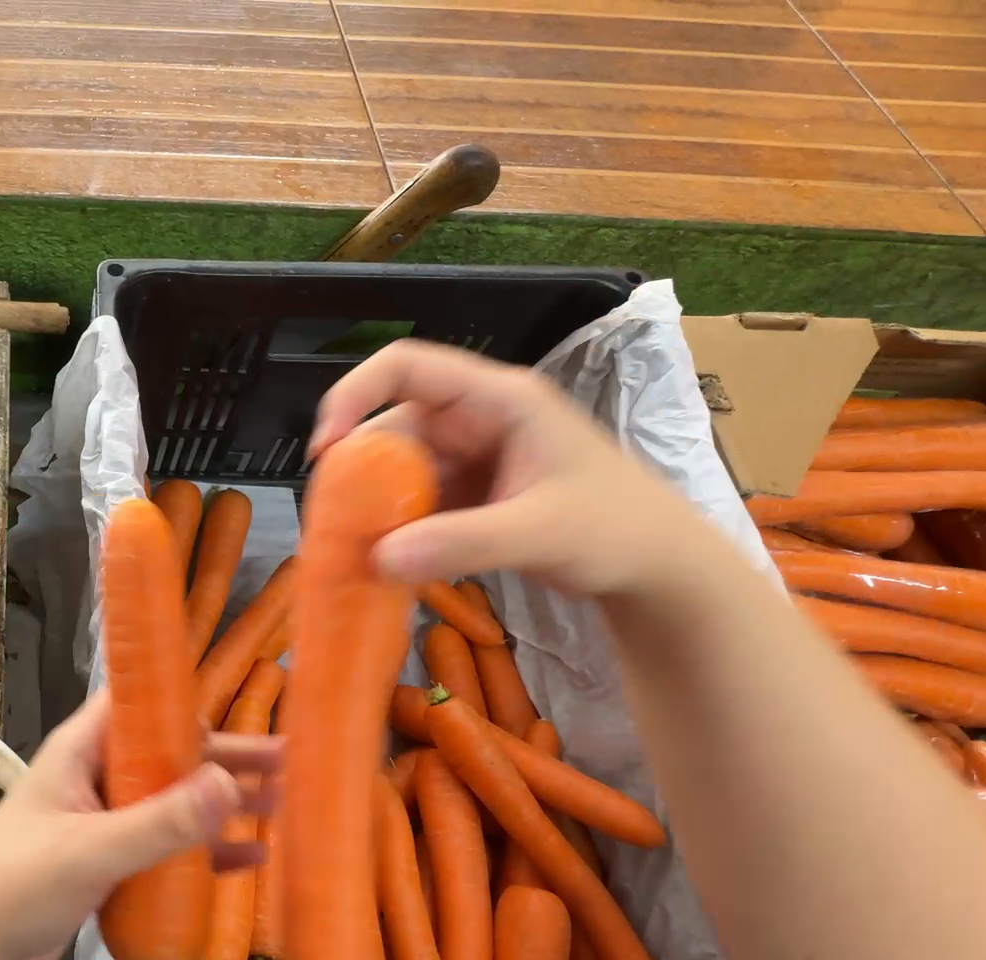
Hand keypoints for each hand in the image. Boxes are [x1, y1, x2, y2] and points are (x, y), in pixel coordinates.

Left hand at [0, 694, 281, 959]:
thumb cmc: (20, 882)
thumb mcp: (92, 851)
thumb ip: (159, 823)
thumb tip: (229, 783)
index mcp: (82, 750)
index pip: (137, 705)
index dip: (185, 703)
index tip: (238, 711)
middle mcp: (97, 774)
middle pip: (168, 753)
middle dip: (223, 756)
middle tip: (287, 760)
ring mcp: (105, 816)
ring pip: (173, 797)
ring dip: (221, 801)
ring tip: (282, 802)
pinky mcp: (111, 857)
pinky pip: (166, 843)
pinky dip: (205, 847)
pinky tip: (251, 857)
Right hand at [309, 340, 707, 597]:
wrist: (659, 568)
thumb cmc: (618, 531)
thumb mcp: (542, 533)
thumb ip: (462, 544)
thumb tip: (379, 558)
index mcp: (496, 399)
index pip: (406, 366)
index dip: (354, 395)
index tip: (326, 448)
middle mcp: (472, 418)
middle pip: (388, 423)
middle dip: (355, 468)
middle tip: (333, 519)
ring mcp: (466, 455)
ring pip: (392, 466)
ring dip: (369, 503)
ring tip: (351, 546)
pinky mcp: (463, 490)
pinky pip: (407, 498)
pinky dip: (389, 524)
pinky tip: (382, 555)